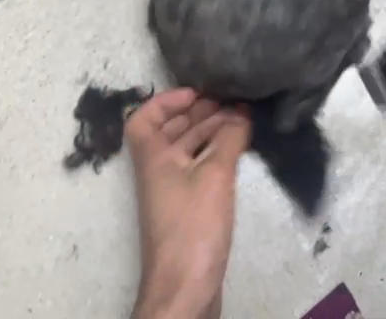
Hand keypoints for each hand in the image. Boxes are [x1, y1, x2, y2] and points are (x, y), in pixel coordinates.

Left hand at [127, 89, 250, 318]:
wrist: (184, 292)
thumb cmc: (193, 227)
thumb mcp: (215, 175)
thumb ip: (229, 139)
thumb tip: (241, 112)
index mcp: (152, 160)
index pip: (144, 118)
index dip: (167, 100)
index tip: (199, 93)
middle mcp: (157, 174)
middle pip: (170, 132)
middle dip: (198, 112)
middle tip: (230, 100)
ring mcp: (171, 195)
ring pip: (187, 151)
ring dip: (210, 132)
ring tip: (241, 119)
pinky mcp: (187, 213)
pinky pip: (197, 170)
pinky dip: (215, 155)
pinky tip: (238, 151)